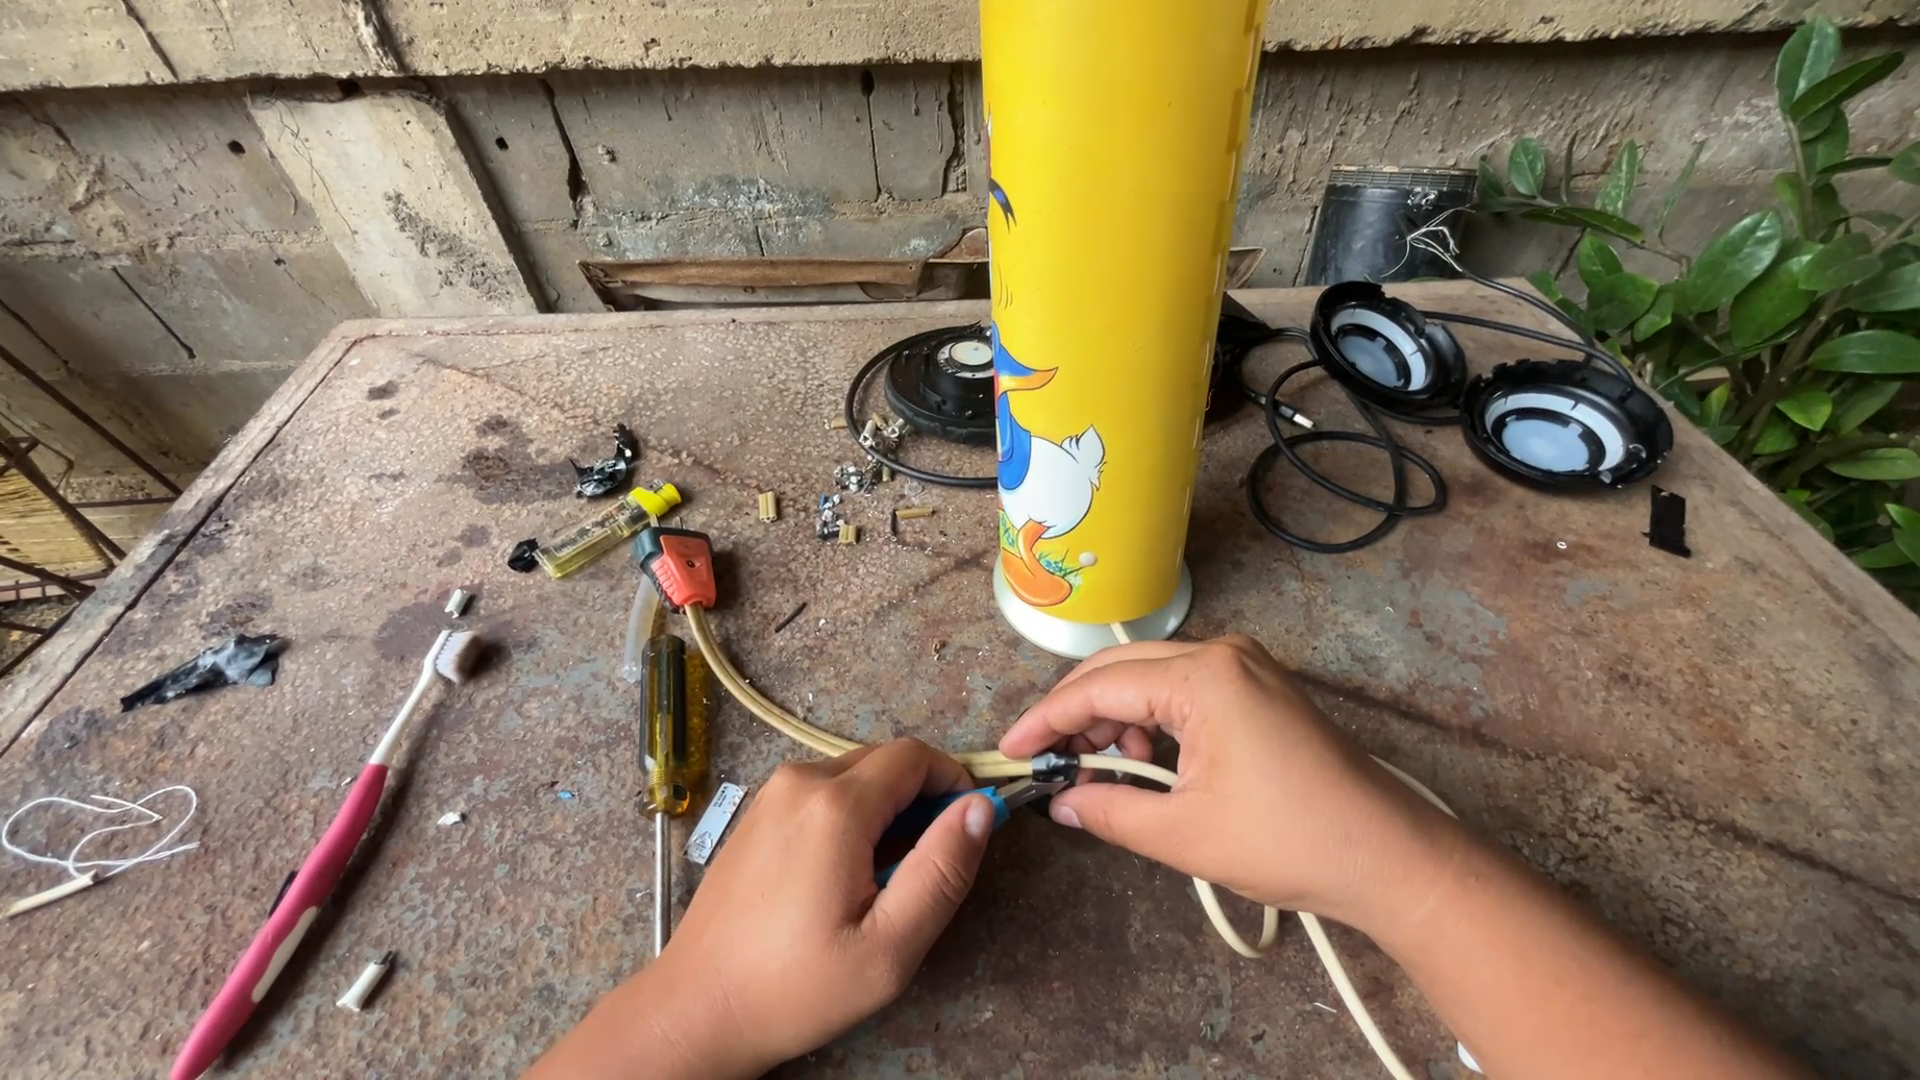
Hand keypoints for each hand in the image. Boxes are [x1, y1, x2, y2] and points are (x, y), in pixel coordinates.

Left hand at [522, 739, 994, 1079]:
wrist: (695, 1009)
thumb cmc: (795, 986)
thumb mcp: (888, 947)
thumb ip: (941, 870)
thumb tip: (980, 807)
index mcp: (835, 805)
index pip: (914, 756)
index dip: (952, 780)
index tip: (967, 824)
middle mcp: (800, 780)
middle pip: (884, 761)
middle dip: (920, 796)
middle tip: (926, 861)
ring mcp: (771, 793)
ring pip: (854, 774)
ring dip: (885, 807)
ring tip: (883, 874)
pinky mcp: (756, 812)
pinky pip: (822, 791)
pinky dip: (850, 813)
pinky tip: (841, 871)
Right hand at [999, 636, 1462, 934]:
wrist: (1391, 857)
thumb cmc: (1287, 842)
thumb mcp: (1183, 834)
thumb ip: (1109, 810)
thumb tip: (1060, 802)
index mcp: (1201, 677)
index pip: (1099, 687)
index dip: (1047, 719)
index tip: (1012, 749)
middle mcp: (1220, 652)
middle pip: (1120, 668)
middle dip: (1077, 711)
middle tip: (1048, 757)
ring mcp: (1243, 664)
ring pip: (1149, 673)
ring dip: (1115, 713)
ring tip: (1102, 763)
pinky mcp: (1256, 683)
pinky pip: (1182, 685)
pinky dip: (1152, 714)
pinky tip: (1146, 754)